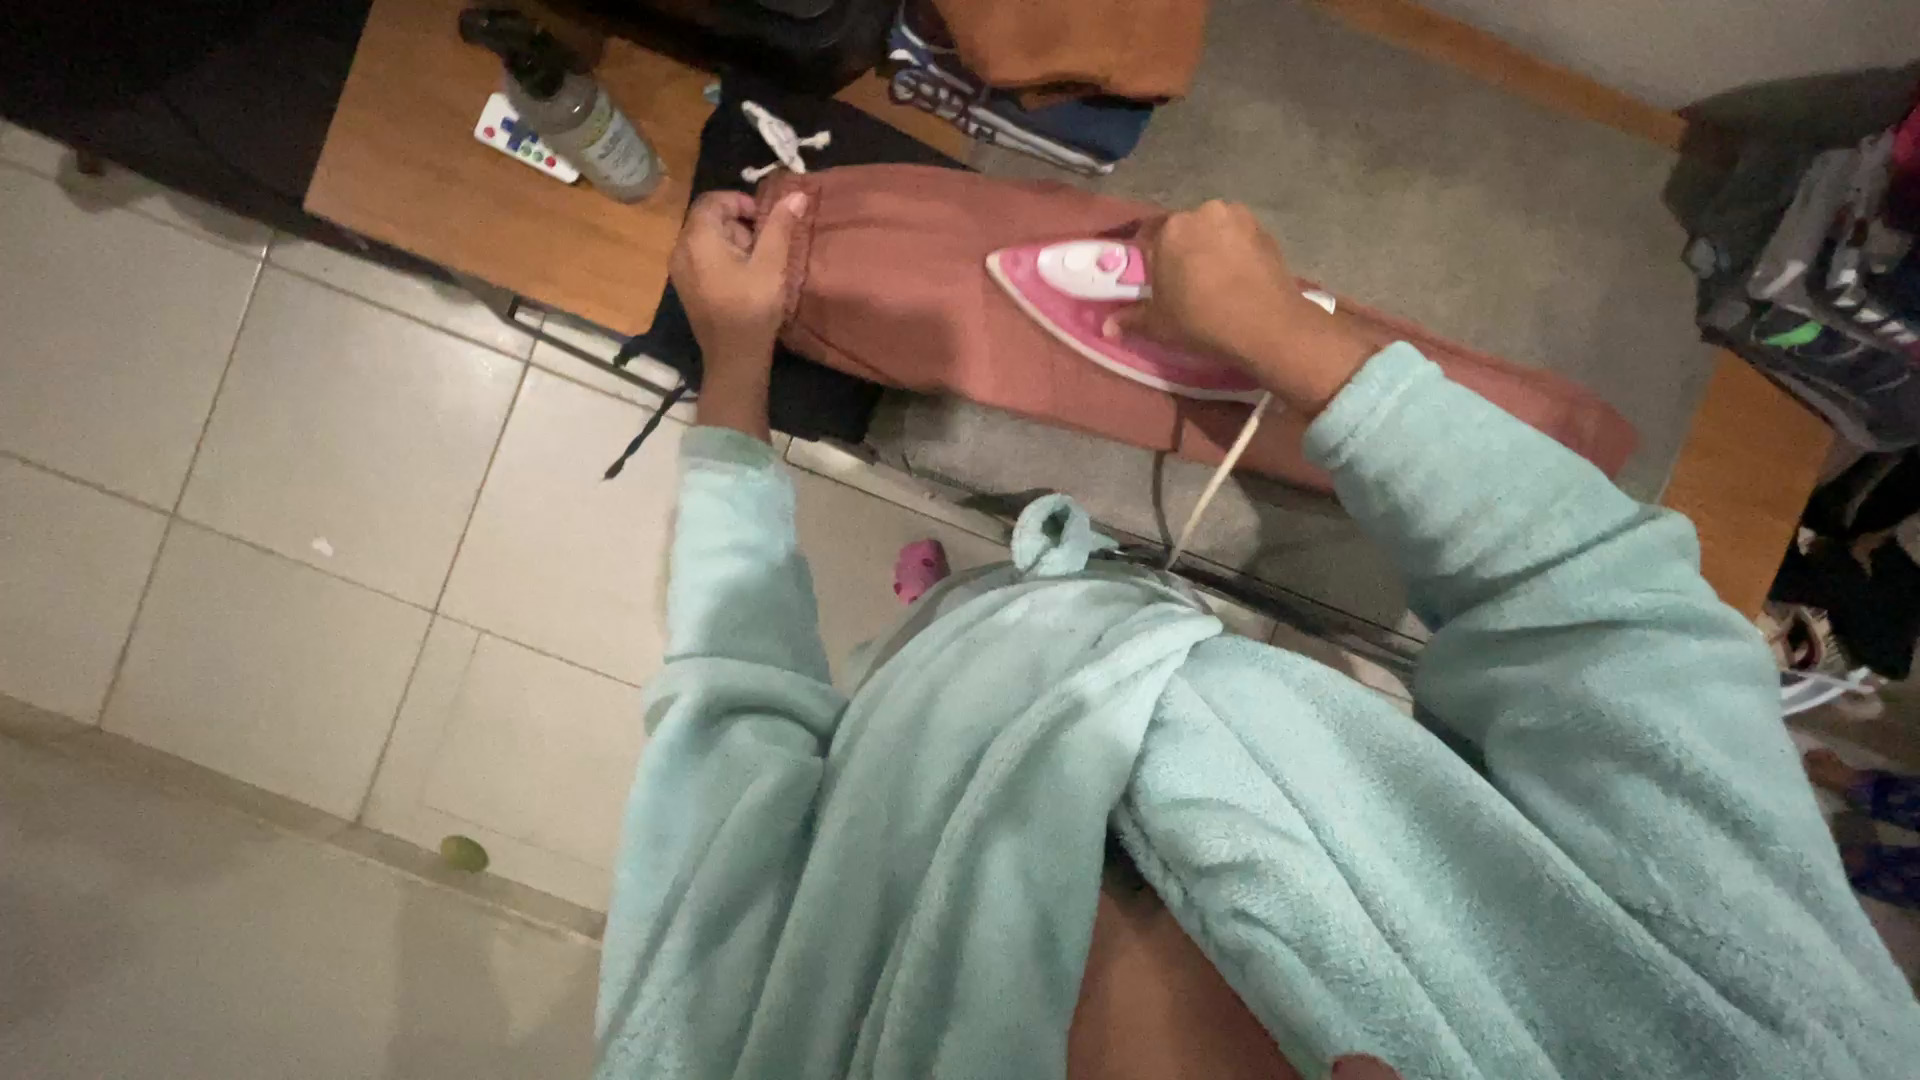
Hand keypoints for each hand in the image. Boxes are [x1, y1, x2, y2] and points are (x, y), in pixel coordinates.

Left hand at [670, 189, 807, 437]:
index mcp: (698, 238)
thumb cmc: (753, 308)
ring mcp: (680, 271)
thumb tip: (797, 194)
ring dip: (733, 244)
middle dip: (739, 226)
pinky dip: (722, 260)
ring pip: (706, 240)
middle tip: (765, 247)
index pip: (714, 200)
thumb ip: (780, 227)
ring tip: (758, 266)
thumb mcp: (771, 265)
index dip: (741, 203)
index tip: (766, 221)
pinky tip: (743, 281)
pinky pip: (702, 260)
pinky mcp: (686, 288)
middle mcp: (681, 249)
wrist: (734, 357)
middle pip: (708, 220)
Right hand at [1105, 200, 1372, 415]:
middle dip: (1179, 249)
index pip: (1147, 235)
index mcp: (1170, 230)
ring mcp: (1237, 216)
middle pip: (1182, 229)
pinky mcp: (1264, 229)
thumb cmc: (1202, 320)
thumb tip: (1107, 327)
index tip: (1150, 278)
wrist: (1266, 324)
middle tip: (1182, 282)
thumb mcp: (1160, 325)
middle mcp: (1203, 212)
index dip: (1146, 257)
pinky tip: (1236, 277)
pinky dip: (1233, 251)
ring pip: (1212, 230)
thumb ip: (1131, 320)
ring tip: (1213, 279)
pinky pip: (1238, 236)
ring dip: (1208, 246)